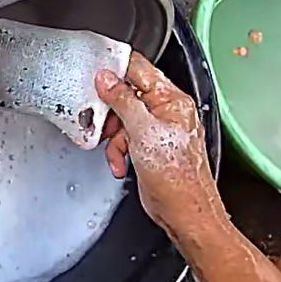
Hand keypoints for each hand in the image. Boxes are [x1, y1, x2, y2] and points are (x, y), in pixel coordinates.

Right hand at [96, 53, 226, 239]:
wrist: (185, 213)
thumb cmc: (178, 178)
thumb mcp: (143, 132)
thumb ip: (123, 101)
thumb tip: (106, 78)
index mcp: (171, 100)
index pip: (139, 68)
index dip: (116, 68)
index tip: (95, 72)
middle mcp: (166, 111)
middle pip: (126, 94)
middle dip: (110, 111)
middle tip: (102, 121)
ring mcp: (157, 129)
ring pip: (122, 118)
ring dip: (113, 135)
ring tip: (115, 149)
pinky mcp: (148, 146)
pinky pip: (125, 137)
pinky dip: (117, 149)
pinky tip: (120, 161)